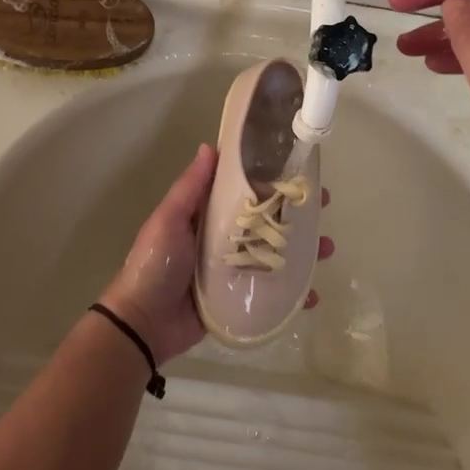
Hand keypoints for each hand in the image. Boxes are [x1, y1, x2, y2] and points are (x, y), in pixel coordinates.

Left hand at [100, 144, 332, 365]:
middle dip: (296, 215)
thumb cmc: (154, 265)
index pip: (245, 193)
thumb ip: (190, 188)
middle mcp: (224, 241)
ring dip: (303, 253)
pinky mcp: (239, 302)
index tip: (299, 171)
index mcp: (207, 218)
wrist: (143, 323)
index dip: (271, 181)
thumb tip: (210, 147)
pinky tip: (313, 296)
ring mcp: (235, 273)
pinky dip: (294, 296)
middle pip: (267, 223)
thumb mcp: (168, 220)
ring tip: (326, 249)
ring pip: (276, 257)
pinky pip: (272, 295)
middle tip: (322, 207)